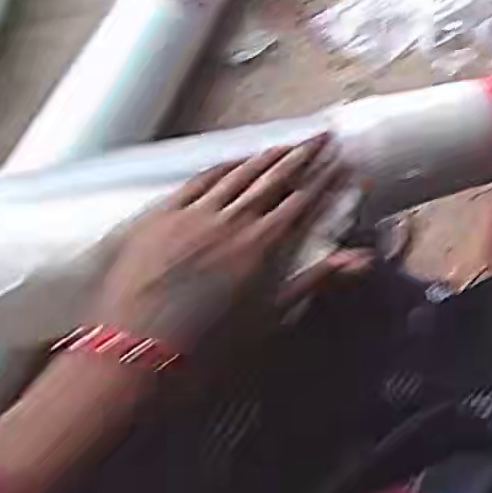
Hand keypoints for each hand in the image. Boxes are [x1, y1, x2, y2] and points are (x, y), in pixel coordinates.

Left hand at [88, 135, 347, 349]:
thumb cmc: (208, 344)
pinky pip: (199, 180)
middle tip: (322, 135)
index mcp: (262, 244)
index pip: (303, 199)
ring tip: (287, 142)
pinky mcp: (162, 215)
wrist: (132, 356)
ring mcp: (195, 214)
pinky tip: (236, 159)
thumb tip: (359, 261)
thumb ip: (317, 280)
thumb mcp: (271, 314)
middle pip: (276, 177)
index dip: (326, 177)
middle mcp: (232, 220)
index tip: (342, 160)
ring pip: (240, 174)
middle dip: (303, 153)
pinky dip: (222, 166)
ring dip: (267, 156)